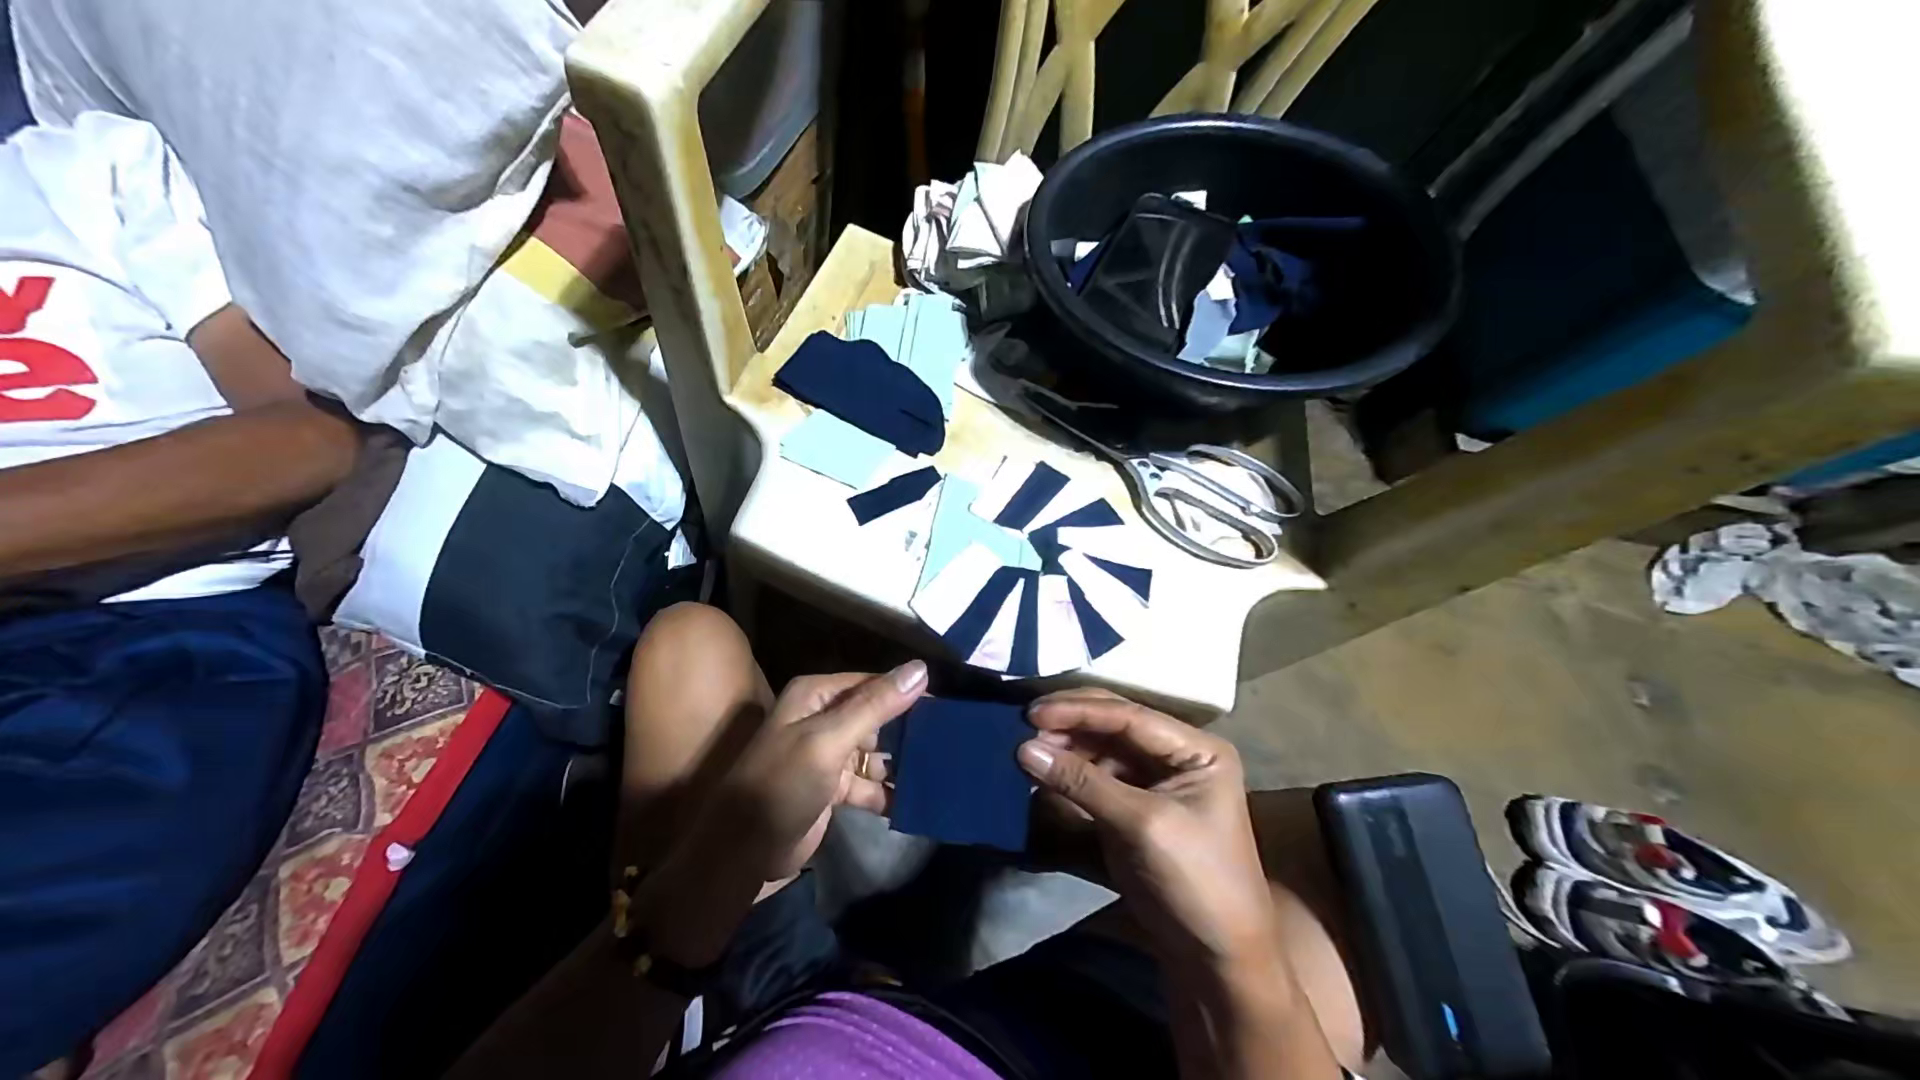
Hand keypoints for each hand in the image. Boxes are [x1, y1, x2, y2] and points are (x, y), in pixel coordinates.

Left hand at [695, 660, 927, 881]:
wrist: (742, 850)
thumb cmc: (782, 783)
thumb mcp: (829, 739)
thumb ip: (875, 706)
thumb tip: (920, 669)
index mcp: (816, 695)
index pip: (871, 683)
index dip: (907, 692)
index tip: (946, 706)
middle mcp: (822, 718)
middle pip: (877, 716)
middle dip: (909, 728)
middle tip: (952, 740)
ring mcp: (828, 755)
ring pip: (877, 752)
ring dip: (903, 762)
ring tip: (943, 770)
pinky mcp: (833, 788)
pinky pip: (870, 784)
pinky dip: (890, 792)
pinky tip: (919, 800)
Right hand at [1018, 689, 1279, 973]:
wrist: (1215, 955)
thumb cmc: (1196, 880)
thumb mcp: (1142, 825)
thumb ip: (1083, 783)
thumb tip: (1024, 749)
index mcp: (1195, 748)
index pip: (1130, 716)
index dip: (1080, 710)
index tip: (1033, 712)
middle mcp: (1174, 753)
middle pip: (1112, 725)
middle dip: (1069, 723)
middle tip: (1022, 725)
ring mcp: (1151, 778)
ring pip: (1098, 748)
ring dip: (1063, 747)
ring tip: (1024, 750)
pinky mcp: (1130, 803)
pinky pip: (1092, 775)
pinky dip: (1066, 772)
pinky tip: (1040, 771)